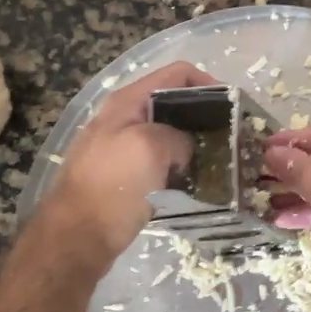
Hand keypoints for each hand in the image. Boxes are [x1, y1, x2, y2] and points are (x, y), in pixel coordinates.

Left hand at [43, 61, 215, 258]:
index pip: (178, 74)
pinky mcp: (127, 176)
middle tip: (231, 138)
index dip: (209, 84)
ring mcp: (124, 148)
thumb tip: (187, 149)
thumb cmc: (113, 186)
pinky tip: (197, 182)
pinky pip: (163, 162)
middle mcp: (125, 118)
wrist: (77, 237)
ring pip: (171, 135)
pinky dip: (182, 168)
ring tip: (220, 162)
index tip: (233, 107)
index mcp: (128, 101)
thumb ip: (179, 136)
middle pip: (176, 104)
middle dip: (205, 117)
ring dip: (195, 146)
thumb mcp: (151, 147)